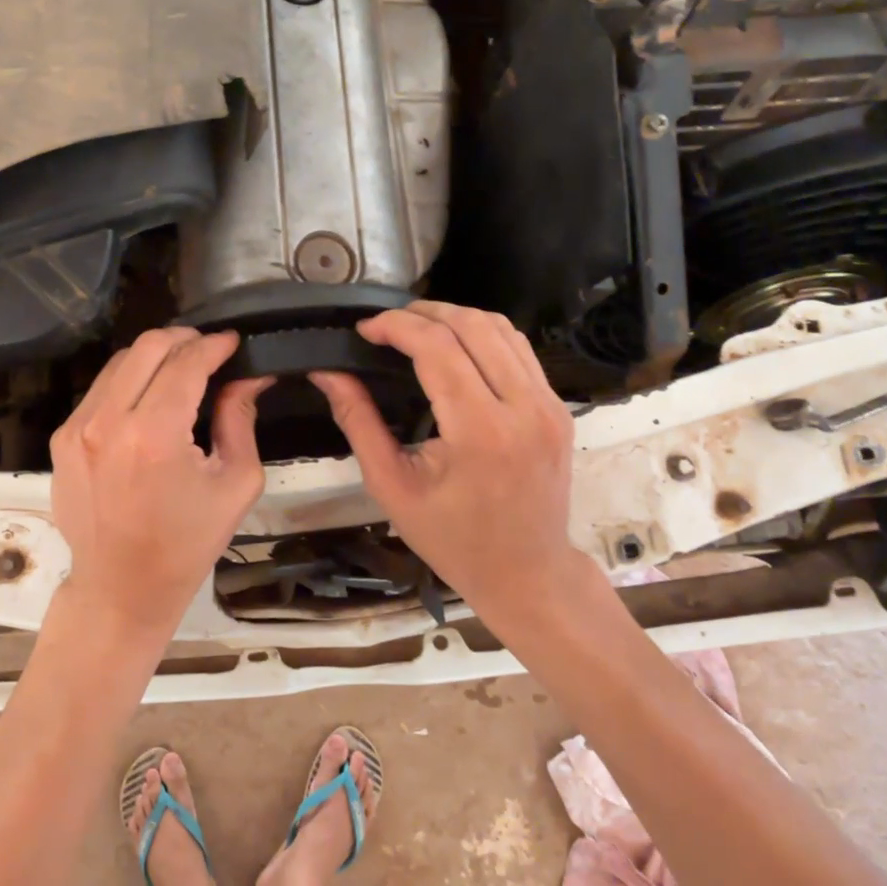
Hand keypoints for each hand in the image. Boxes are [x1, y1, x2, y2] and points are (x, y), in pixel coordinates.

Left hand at [48, 328, 273, 631]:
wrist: (121, 588)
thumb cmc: (187, 543)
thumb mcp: (235, 484)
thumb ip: (240, 419)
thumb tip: (249, 375)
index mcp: (154, 434)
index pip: (187, 363)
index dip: (215, 345)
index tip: (233, 342)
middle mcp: (108, 421)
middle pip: (146, 347)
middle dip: (183, 340)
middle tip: (208, 349)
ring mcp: (77, 429)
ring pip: (118, 363)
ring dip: (153, 357)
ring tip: (181, 369)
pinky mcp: (62, 440)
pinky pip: (99, 391)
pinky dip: (127, 383)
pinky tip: (148, 400)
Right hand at [310, 302, 578, 601]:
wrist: (527, 572)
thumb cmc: (452, 539)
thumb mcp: (391, 486)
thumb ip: (358, 421)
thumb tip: (327, 373)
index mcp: (480, 432)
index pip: (437, 348)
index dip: (395, 326)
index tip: (364, 330)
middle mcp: (523, 409)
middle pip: (473, 326)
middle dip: (423, 313)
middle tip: (385, 325)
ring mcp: (548, 405)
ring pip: (501, 328)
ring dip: (454, 318)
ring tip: (415, 328)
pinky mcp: (558, 407)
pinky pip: (519, 350)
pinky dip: (482, 336)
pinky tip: (454, 348)